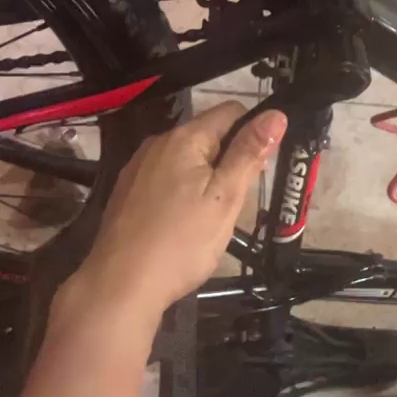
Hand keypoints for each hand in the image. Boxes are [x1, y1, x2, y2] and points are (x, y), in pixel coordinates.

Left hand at [65, 100, 287, 318]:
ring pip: (186, 158)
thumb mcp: (225, 198)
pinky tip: (181, 223)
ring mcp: (139, 166)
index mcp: (184, 137)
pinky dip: (180, 191)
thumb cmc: (180, 242)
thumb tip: (276, 114)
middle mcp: (158, 142)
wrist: (120, 286)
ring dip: (205, 177)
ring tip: (209, 218)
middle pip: (207, 134)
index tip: (257, 168)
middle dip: (228, 160)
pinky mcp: (127, 190)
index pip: (230, 111)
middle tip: (233, 203)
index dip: (252, 132)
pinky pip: (165, 176)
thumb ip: (249, 153)